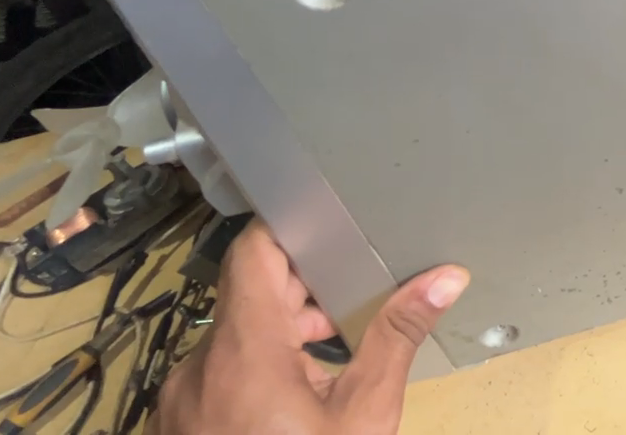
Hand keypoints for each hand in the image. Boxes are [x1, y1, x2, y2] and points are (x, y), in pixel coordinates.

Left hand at [151, 222, 468, 434]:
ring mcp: (180, 403)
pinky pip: (221, 370)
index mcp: (243, 354)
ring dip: (288, 326)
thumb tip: (447, 277)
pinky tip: (305, 388)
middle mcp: (198, 371)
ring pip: (236, 334)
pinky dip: (264, 362)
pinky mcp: (178, 427)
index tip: (327, 213)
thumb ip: (399, 334)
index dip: (287, 225)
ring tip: (340, 346)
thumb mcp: (364, 412)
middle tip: (359, 289)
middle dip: (309, 284)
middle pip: (251, 293)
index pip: (252, 254)